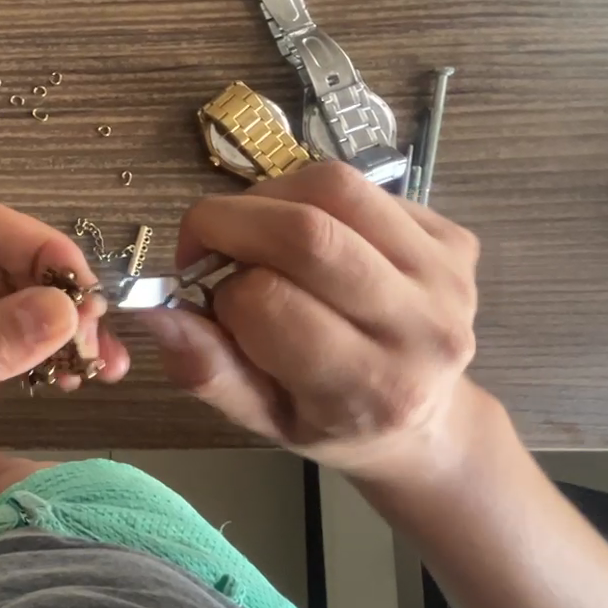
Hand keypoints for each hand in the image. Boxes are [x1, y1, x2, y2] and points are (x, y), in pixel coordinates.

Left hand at [0, 203, 128, 541]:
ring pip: (9, 307)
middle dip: (55, 294)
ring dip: (55, 328)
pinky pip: (2, 349)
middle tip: (97, 343)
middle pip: (2, 265)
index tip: (85, 292)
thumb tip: (65, 309)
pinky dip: (38, 358)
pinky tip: (67, 381)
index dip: (38, 248)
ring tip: (97, 368)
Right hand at [140, 161, 488, 486]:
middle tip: (203, 245)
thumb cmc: (324, 420)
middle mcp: (419, 328)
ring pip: (333, 189)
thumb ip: (204, 368)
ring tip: (249, 232)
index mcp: (363, 386)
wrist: (425, 422)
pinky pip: (359, 186)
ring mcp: (446, 277)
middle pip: (306, 233)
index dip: (218, 291)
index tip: (207, 303)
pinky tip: (300, 231)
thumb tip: (151, 311)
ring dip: (265, 198)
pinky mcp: (456, 240)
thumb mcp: (256, 418)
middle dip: (226, 223)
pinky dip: (305, 194)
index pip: (265, 301)